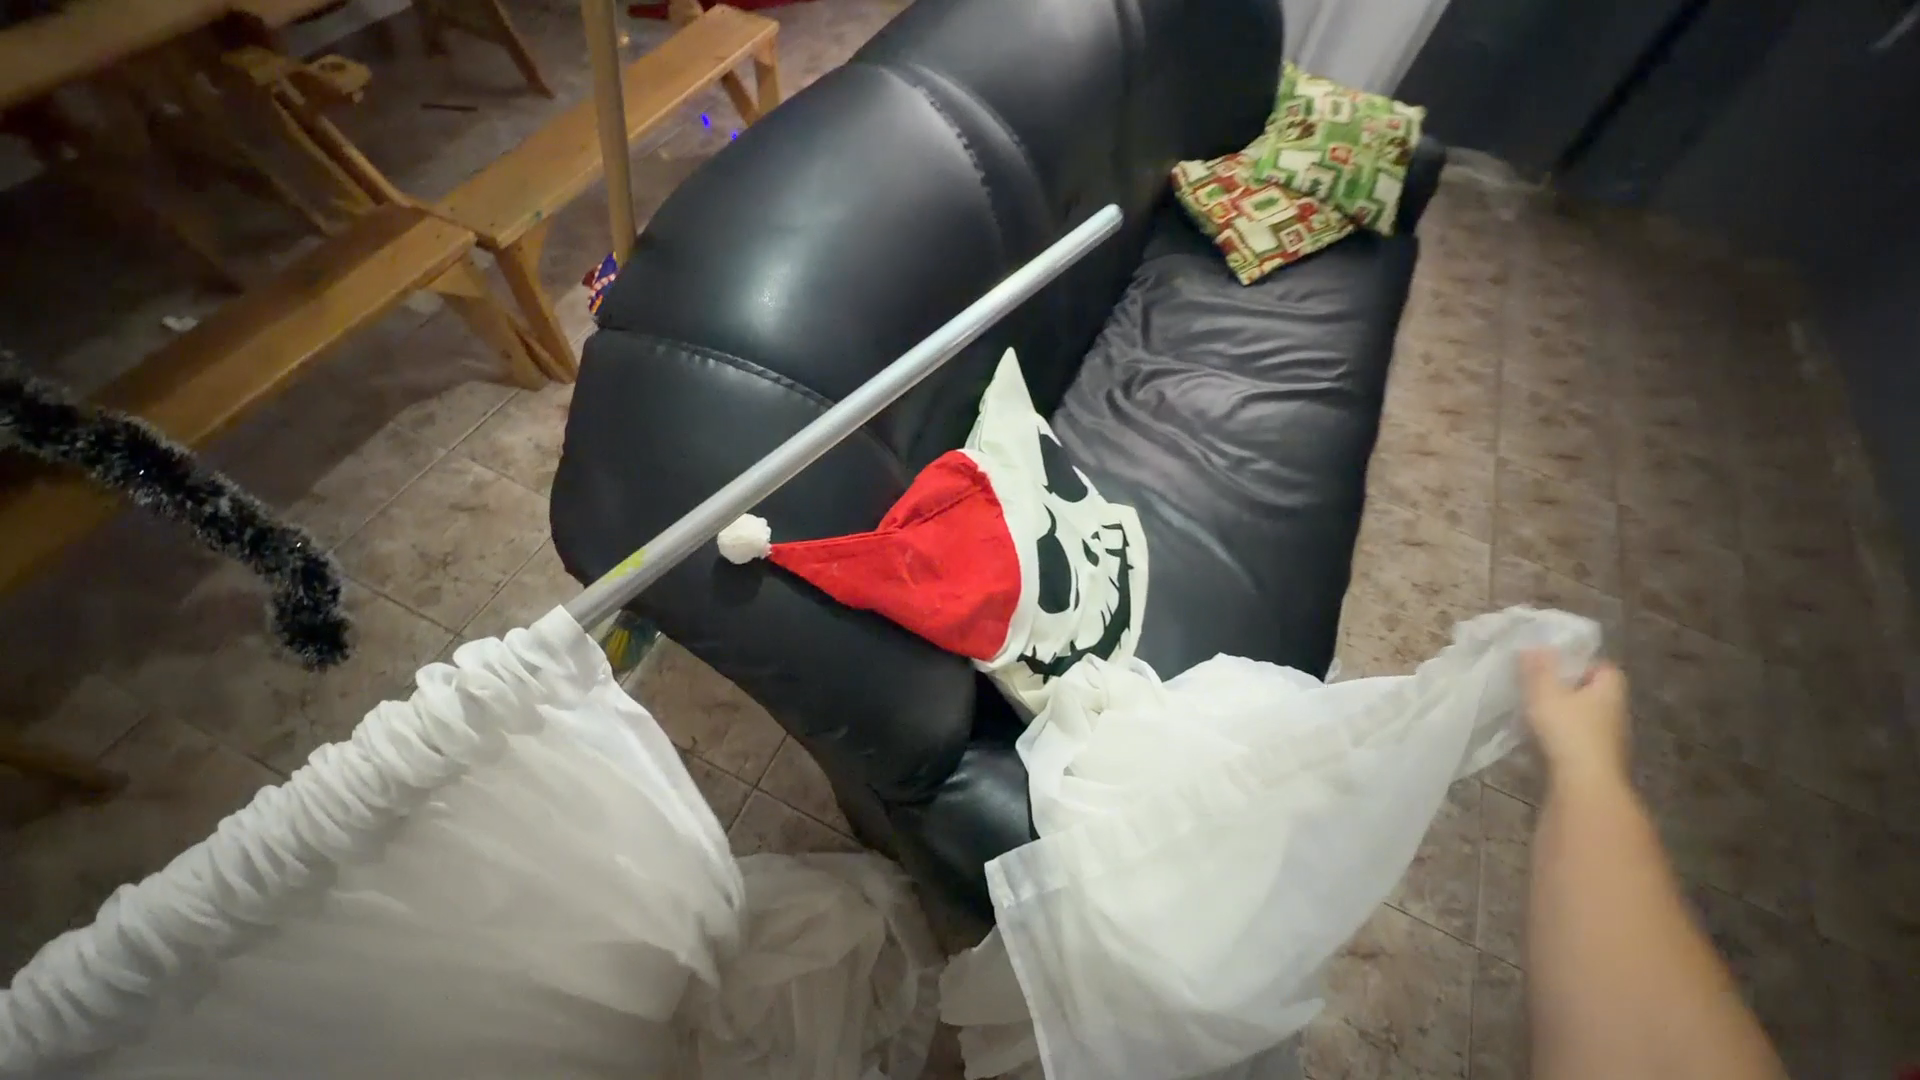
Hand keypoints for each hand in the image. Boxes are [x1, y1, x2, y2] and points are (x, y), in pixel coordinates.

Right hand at [1519, 648, 1631, 788]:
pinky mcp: (1599, 754)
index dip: (1582, 662)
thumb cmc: (1568, 729)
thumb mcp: (1545, 693)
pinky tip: (1544, 733)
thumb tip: (1535, 645)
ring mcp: (1610, 735)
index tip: (1555, 663)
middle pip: (1595, 690)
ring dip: (1567, 709)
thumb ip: (1539, 669)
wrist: (1585, 780)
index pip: (1604, 667)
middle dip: (1570, 685)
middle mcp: (1616, 710)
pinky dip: (1565, 729)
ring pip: (1587, 712)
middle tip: (1540, 683)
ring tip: (1536, 707)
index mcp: (1609, 690)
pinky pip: (1581, 732)